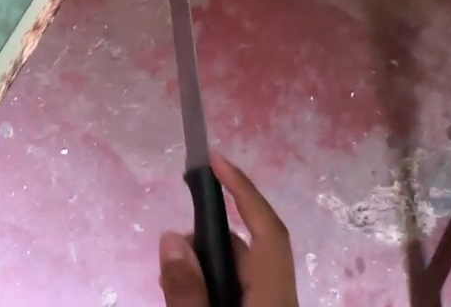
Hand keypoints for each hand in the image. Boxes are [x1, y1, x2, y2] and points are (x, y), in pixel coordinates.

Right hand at [160, 156, 297, 306]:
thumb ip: (189, 292)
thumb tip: (171, 237)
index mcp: (275, 298)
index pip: (269, 231)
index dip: (244, 191)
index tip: (215, 159)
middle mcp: (280, 300)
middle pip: (247, 251)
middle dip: (206, 237)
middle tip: (170, 249)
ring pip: (239, 273)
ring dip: (204, 265)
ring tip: (171, 283)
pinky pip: (238, 292)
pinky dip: (210, 285)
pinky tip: (188, 297)